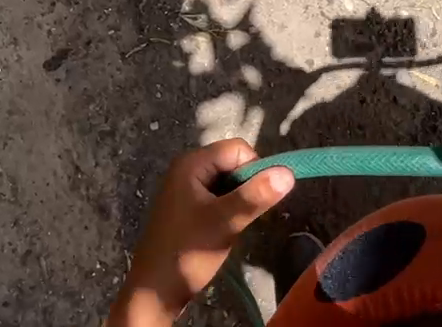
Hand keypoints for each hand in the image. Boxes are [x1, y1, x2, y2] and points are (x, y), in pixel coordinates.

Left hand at [107, 139, 294, 325]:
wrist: (153, 293)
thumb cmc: (187, 252)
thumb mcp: (225, 223)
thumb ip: (255, 196)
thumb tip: (288, 173)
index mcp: (192, 163)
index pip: (238, 149)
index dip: (255, 170)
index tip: (258, 201)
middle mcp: (187, 168)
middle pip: (232, 163)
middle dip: (246, 187)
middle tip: (245, 217)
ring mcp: (185, 187)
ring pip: (226, 182)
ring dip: (238, 201)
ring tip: (233, 227)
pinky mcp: (187, 206)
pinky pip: (216, 197)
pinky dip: (227, 210)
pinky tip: (224, 231)